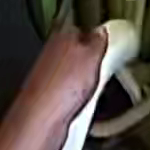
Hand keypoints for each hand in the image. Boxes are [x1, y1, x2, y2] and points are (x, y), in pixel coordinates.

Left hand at [0, 27, 107, 149]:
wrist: (41, 121)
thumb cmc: (64, 85)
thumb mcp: (92, 55)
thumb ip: (98, 41)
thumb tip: (102, 31)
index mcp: (62, 34)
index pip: (83, 29)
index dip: (97, 40)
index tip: (108, 49)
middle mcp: (51, 51)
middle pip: (77, 52)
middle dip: (90, 62)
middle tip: (102, 72)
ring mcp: (46, 75)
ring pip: (72, 74)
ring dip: (83, 84)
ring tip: (91, 93)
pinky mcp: (45, 97)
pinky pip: (67, 94)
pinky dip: (75, 100)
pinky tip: (80, 107)